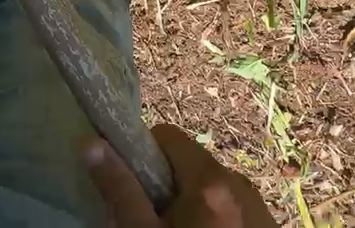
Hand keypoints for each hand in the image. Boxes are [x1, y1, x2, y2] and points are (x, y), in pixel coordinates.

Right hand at [83, 125, 277, 227]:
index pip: (166, 136)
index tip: (137, 193)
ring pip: (214, 192)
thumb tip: (90, 142)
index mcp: (210, 179)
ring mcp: (263, 213)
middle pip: (191, 166)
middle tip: (157, 226)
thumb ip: (119, 188)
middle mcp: (242, 186)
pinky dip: (221, 226)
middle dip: (170, 188)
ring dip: (196, 209)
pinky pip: (237, 214)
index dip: (144, 158)